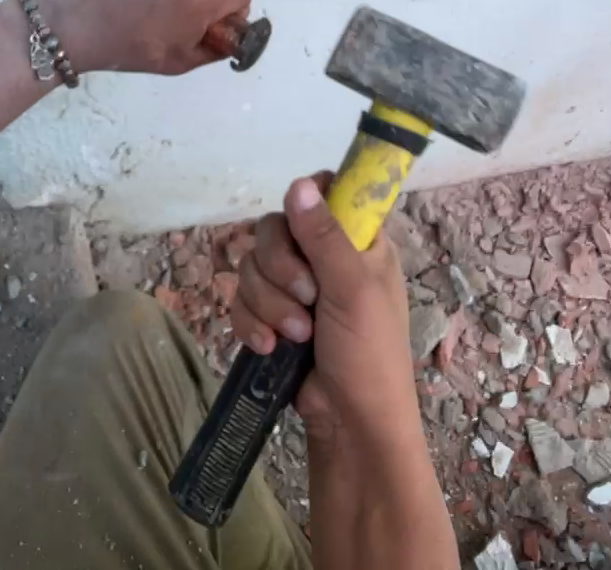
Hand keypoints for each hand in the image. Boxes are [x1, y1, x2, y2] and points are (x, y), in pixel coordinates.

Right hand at [230, 175, 419, 447]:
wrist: (349, 427)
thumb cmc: (369, 355)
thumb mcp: (353, 290)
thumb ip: (324, 236)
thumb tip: (298, 182)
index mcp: (357, 242)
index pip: (325, 192)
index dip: (306, 200)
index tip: (297, 224)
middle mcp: (323, 257)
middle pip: (274, 228)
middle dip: (280, 267)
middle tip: (305, 296)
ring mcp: (295, 287)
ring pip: (252, 265)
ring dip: (269, 303)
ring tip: (296, 335)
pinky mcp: (271, 316)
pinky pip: (241, 299)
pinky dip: (251, 323)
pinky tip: (268, 347)